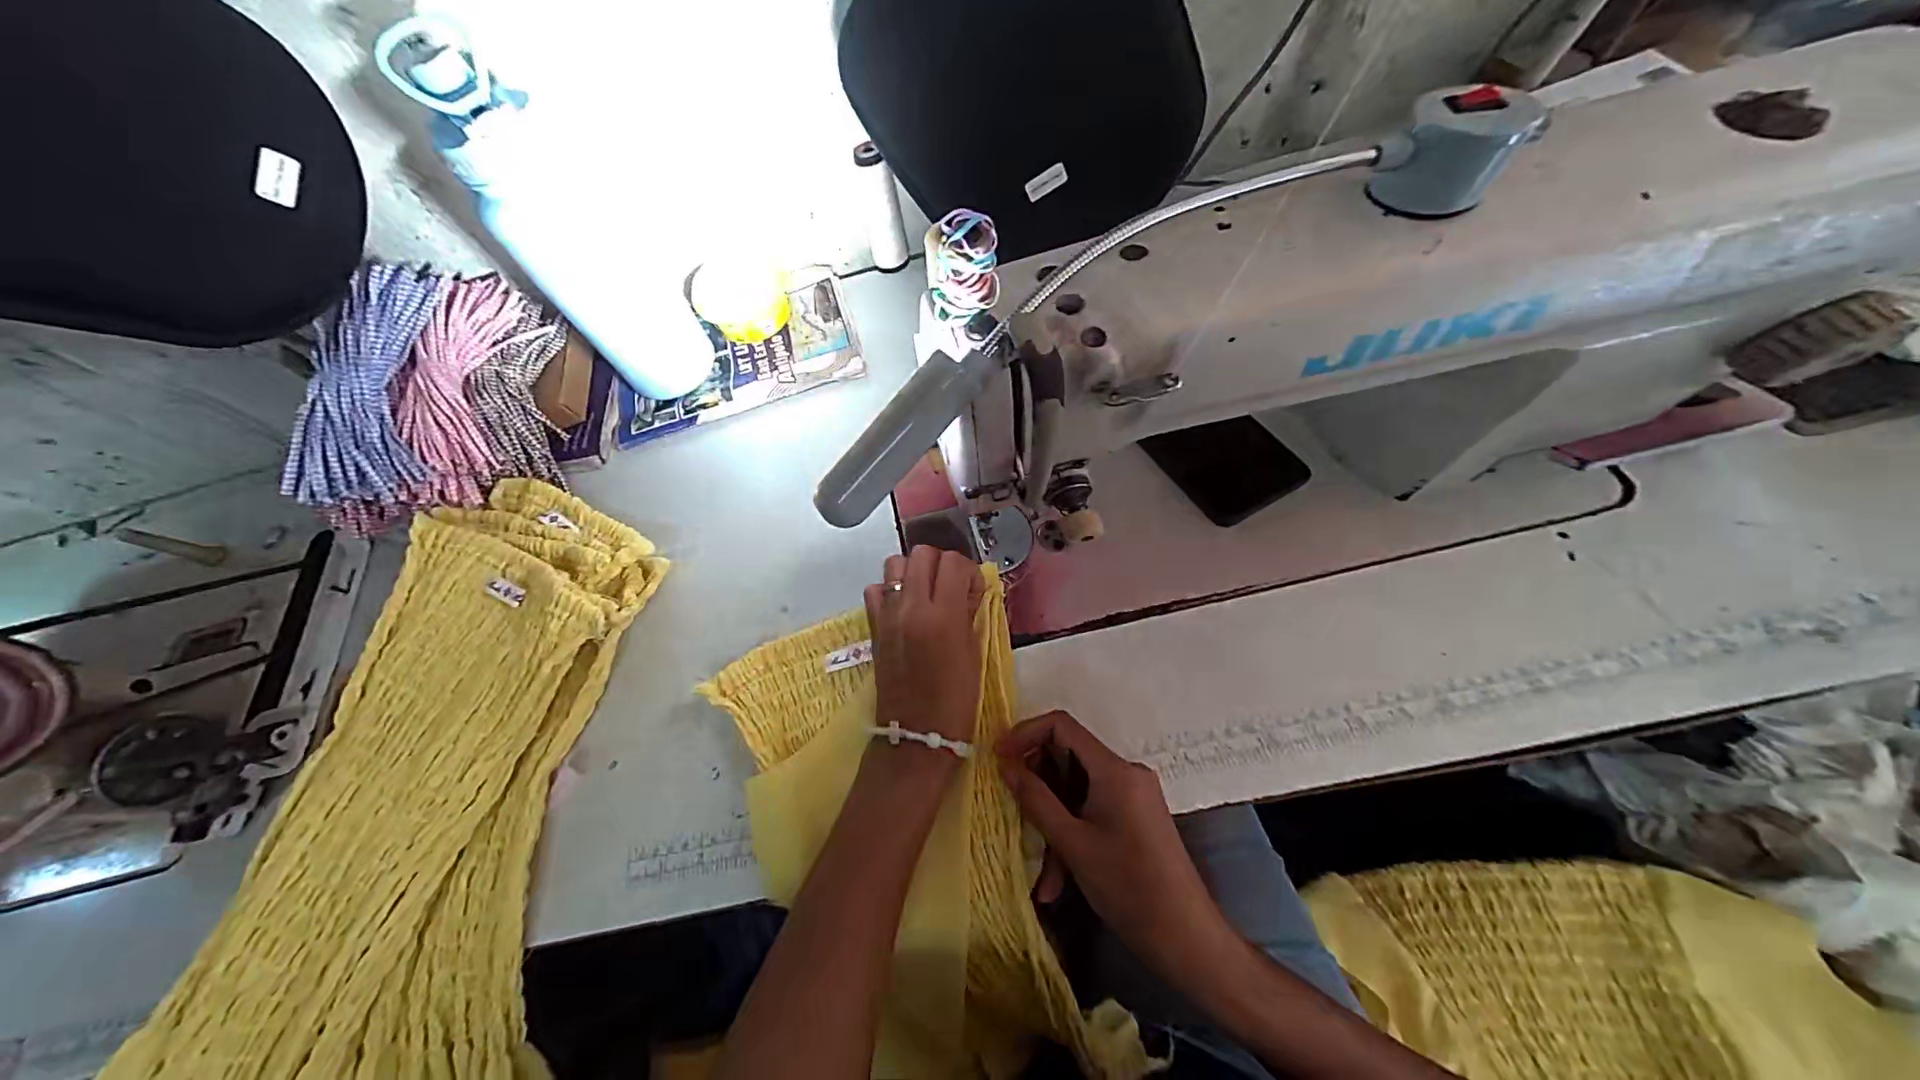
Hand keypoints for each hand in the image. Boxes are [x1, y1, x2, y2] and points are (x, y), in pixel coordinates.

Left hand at [863, 546, 985, 746]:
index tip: (973, 591)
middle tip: (951, 587)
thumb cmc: (956, 700)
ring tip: (926, 594)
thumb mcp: (974, 652)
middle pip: (923, 553)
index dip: (968, 572)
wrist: (917, 734)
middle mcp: (912, 607)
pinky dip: (890, 590)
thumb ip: (970, 613)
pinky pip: (876, 589)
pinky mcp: (873, 626)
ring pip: (895, 563)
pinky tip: (904, 609)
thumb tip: (969, 589)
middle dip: (941, 564)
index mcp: (943, 615)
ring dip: (914, 571)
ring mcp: (888, 615)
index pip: (954, 563)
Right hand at [996, 711, 1235, 987]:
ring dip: (1053, 827)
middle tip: (1014, 817)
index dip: (1025, 734)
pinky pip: (1092, 811)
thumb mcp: (1072, 843)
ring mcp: (1133, 796)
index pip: (1062, 726)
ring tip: (1045, 879)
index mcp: (1114, 770)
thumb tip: (1006, 765)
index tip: (998, 758)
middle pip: (1068, 760)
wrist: (1186, 937)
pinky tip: (1060, 884)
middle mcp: (1126, 773)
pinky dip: (1072, 837)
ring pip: (1076, 794)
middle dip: (1038, 790)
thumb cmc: (1128, 886)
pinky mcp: (1135, 817)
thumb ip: (1035, 799)